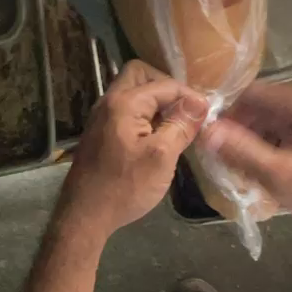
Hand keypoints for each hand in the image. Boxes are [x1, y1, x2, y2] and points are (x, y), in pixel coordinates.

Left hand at [58, 61, 208, 240]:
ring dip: (155, 103)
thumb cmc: (124, 187)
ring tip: (175, 126)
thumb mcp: (162, 157)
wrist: (85, 216)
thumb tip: (200, 103)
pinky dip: (143, 116)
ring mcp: (101, 118)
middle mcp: (108, 102)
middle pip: (140, 75)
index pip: (165, 84)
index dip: (189, 96)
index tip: (206, 114)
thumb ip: (181, 125)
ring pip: (132, 93)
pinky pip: (125, 112)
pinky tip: (156, 138)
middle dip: (166, 88)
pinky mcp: (99, 134)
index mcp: (124, 103)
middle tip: (185, 111)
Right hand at [200, 84, 291, 232]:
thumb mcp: (277, 174)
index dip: (227, 112)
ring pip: (278, 117)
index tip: (209, 134)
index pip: (252, 92)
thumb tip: (206, 132)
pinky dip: (275, 142)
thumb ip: (240, 150)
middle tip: (222, 155)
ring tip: (240, 165)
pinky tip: (265, 165)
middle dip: (242, 127)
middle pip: (265, 104)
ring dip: (257, 137)